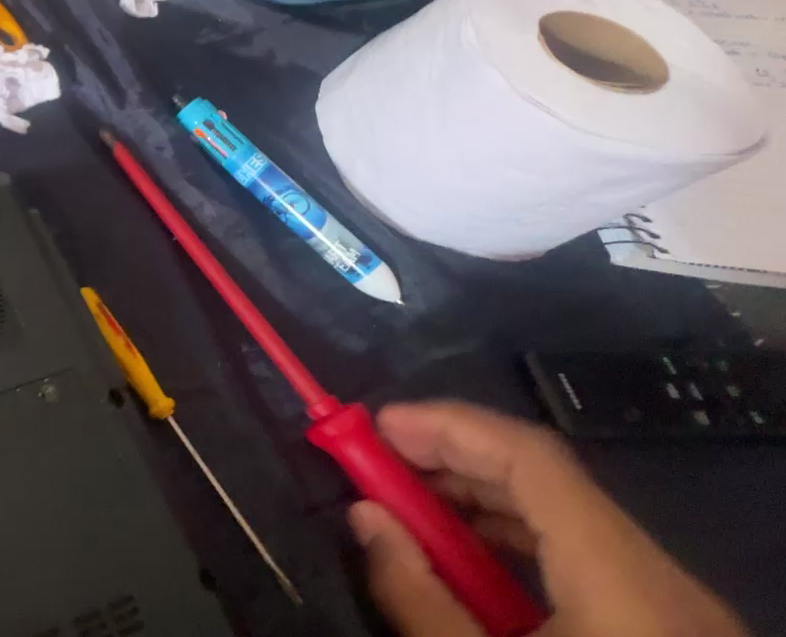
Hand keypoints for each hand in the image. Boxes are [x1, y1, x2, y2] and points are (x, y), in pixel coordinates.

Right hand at [352, 401, 747, 636]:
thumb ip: (417, 596)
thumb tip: (366, 516)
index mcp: (625, 584)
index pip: (532, 458)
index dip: (447, 426)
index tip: (375, 427)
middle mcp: (663, 583)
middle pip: (547, 479)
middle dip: (451, 458)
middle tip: (374, 462)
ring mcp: (675, 610)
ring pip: (566, 516)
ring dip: (476, 496)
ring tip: (405, 506)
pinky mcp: (670, 632)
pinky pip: (585, 557)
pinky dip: (513, 538)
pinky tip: (464, 558)